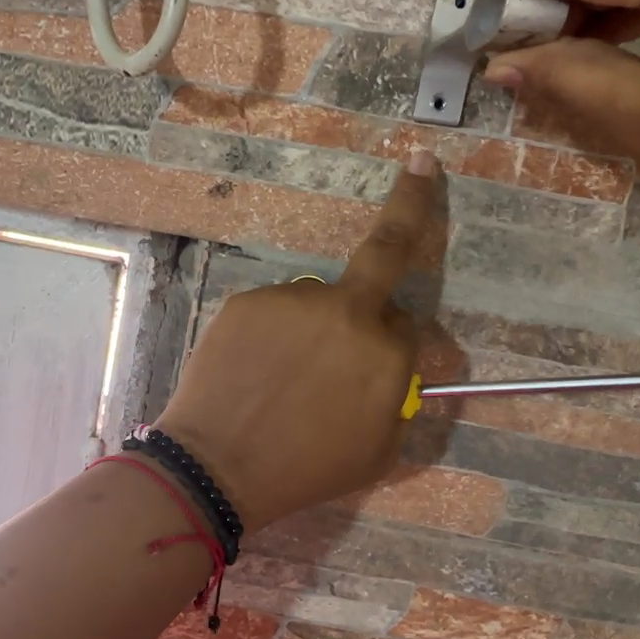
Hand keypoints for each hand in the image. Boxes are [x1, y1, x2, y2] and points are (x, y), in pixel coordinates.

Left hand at [154, 153, 443, 529]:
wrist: (218, 467)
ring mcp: (292, 301)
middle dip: (410, 203)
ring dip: (309, 324)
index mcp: (388, 353)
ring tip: (277, 375)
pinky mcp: (246, 301)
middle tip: (421, 167)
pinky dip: (267, 333)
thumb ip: (397, 403)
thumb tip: (394, 373)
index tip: (397, 300)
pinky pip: (270, 312)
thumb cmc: (303, 471)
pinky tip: (250, 369)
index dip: (394, 336)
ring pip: (314, 301)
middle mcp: (347, 312)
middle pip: (383, 255)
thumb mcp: (377, 455)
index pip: (408, 320)